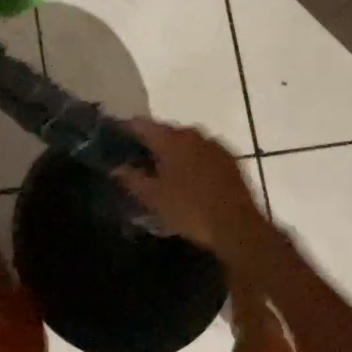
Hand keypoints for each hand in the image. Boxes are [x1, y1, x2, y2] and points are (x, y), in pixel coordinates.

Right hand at [114, 118, 271, 260]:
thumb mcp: (154, 198)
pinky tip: (188, 178)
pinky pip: (202, 153)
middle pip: (164, 131)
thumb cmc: (190, 210)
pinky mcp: (230, 159)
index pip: (140, 124)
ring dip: (173, 152)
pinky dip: (191, 160)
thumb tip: (115, 168)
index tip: (113, 137)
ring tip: (162, 171)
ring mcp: (214, 145)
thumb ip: (131, 179)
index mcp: (170, 138)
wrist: (238, 227)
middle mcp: (192, 133)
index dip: (125, 128)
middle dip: (150, 143)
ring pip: (185, 142)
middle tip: (137, 159)